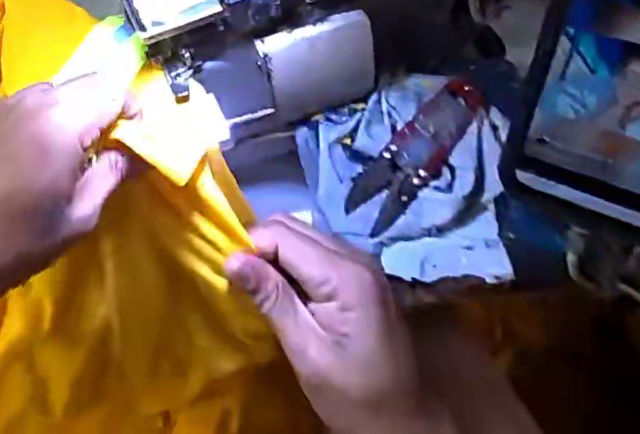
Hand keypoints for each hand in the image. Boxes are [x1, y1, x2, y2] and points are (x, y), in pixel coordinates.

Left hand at [0, 80, 134, 330]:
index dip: (133, 110)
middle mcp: (37, 98)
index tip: (136, 142)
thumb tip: (139, 151)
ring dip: (84, 105)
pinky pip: (42, 94)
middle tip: (115, 145)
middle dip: (110, 105)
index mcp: (60, 121)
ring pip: (67, 85)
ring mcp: (14, 99)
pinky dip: (59, 108)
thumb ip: (114, 171)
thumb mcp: (82, 213)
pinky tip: (52, 144)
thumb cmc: (24, 238)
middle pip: (91, 80)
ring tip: (82, 147)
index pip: (113, 89)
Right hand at [224, 216, 450, 433]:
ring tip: (264, 287)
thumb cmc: (356, 399)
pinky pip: (314, 247)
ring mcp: (360, 261)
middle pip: (290, 225)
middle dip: (261, 246)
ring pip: (300, 232)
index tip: (233, 277)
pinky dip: (292, 259)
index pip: (280, 234)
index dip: (250, 248)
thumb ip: (272, 299)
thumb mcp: (308, 354)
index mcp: (344, 274)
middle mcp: (354, 255)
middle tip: (245, 282)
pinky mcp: (359, 273)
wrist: (409, 428)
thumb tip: (230, 258)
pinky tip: (288, 290)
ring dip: (275, 252)